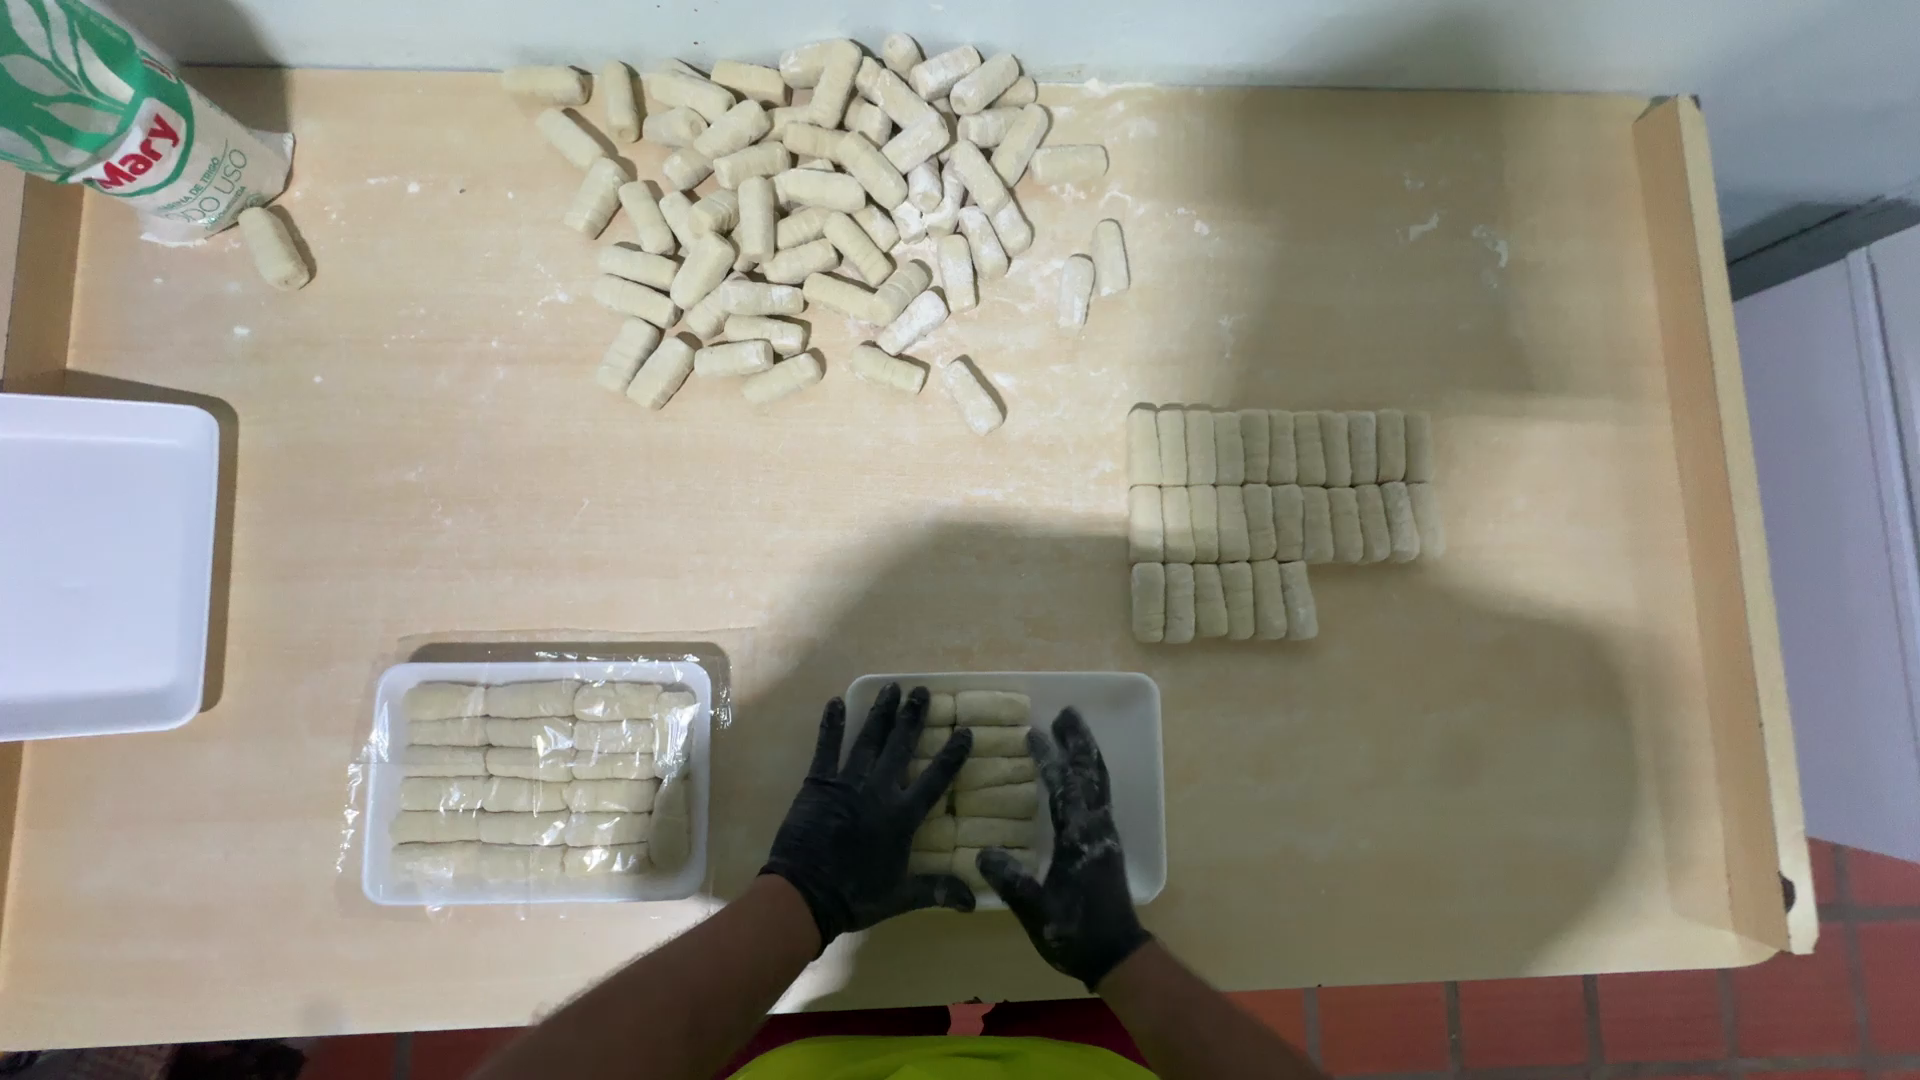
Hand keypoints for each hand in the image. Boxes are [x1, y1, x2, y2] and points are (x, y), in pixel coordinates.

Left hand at [760, 684, 975, 950]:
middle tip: (922, 692)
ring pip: (869, 739)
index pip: (935, 778)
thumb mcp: (901, 896)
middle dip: (912, 717)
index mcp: (901, 816)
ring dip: (881, 712)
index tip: (965, 730)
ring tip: (892, 687)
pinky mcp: (819, 782)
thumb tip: (973, 899)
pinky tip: (834, 702)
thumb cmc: (855, 897)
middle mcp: (878, 791)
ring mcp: (848, 782)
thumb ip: (936, 890)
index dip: (952, 754)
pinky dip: (831, 724)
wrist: (804, 895)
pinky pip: (827, 747)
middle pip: (901, 746)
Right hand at [977, 708, 1151, 991]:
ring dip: (1087, 751)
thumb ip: (1013, 883)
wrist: (1115, 953)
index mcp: (1079, 838)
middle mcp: (1096, 826)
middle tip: (1066, 713)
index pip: (1064, 788)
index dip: (1050, 760)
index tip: (1034, 734)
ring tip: (1072, 728)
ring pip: (1099, 779)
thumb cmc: (1075, 933)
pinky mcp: (1106, 839)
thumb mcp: (1037, 912)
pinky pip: (1099, 792)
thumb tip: (983, 853)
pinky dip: (1089, 770)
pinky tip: (1078, 769)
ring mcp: (1104, 831)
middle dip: (1078, 741)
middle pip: (1090, 773)